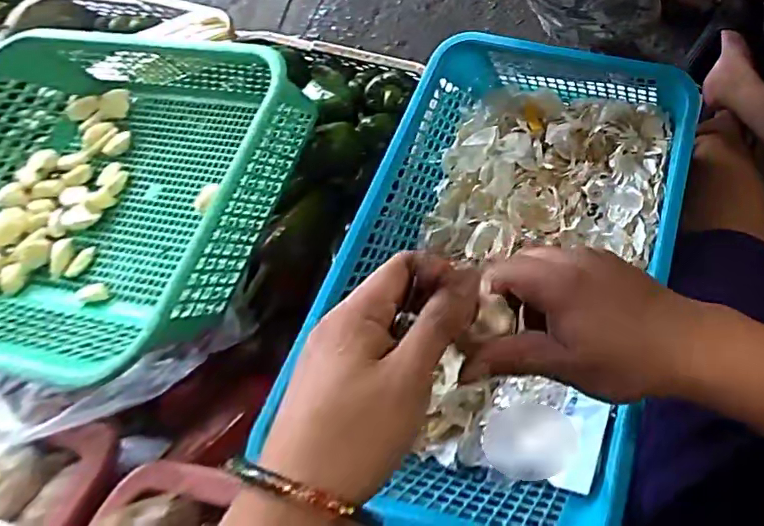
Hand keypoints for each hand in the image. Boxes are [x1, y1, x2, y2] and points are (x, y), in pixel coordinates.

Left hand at [255, 252, 479, 506]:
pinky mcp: (325, 379)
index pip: (405, 262)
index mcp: (354, 312)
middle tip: (462, 329)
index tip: (466, 300)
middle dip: (433, 300)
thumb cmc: (358, 434)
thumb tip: (468, 277)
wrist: (295, 507)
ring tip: (441, 354)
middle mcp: (336, 322)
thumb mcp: (409, 374)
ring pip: (386, 319)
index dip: (441, 271)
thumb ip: (440, 319)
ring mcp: (327, 352)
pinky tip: (411, 378)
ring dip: (418, 327)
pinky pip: (371, 345)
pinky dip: (398, 349)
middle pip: (395, 289)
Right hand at [461, 246, 700, 401]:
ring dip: (532, 290)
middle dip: (506, 295)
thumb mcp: (561, 363)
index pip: (497, 271)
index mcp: (554, 276)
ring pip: (544, 262)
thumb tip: (464, 367)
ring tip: (543, 333)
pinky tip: (571, 320)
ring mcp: (592, 256)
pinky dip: (556, 285)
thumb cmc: (620, 357)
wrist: (682, 341)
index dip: (481, 300)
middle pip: (520, 262)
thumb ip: (510, 357)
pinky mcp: (608, 262)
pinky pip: (568, 264)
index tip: (484, 333)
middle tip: (511, 336)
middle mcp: (570, 256)